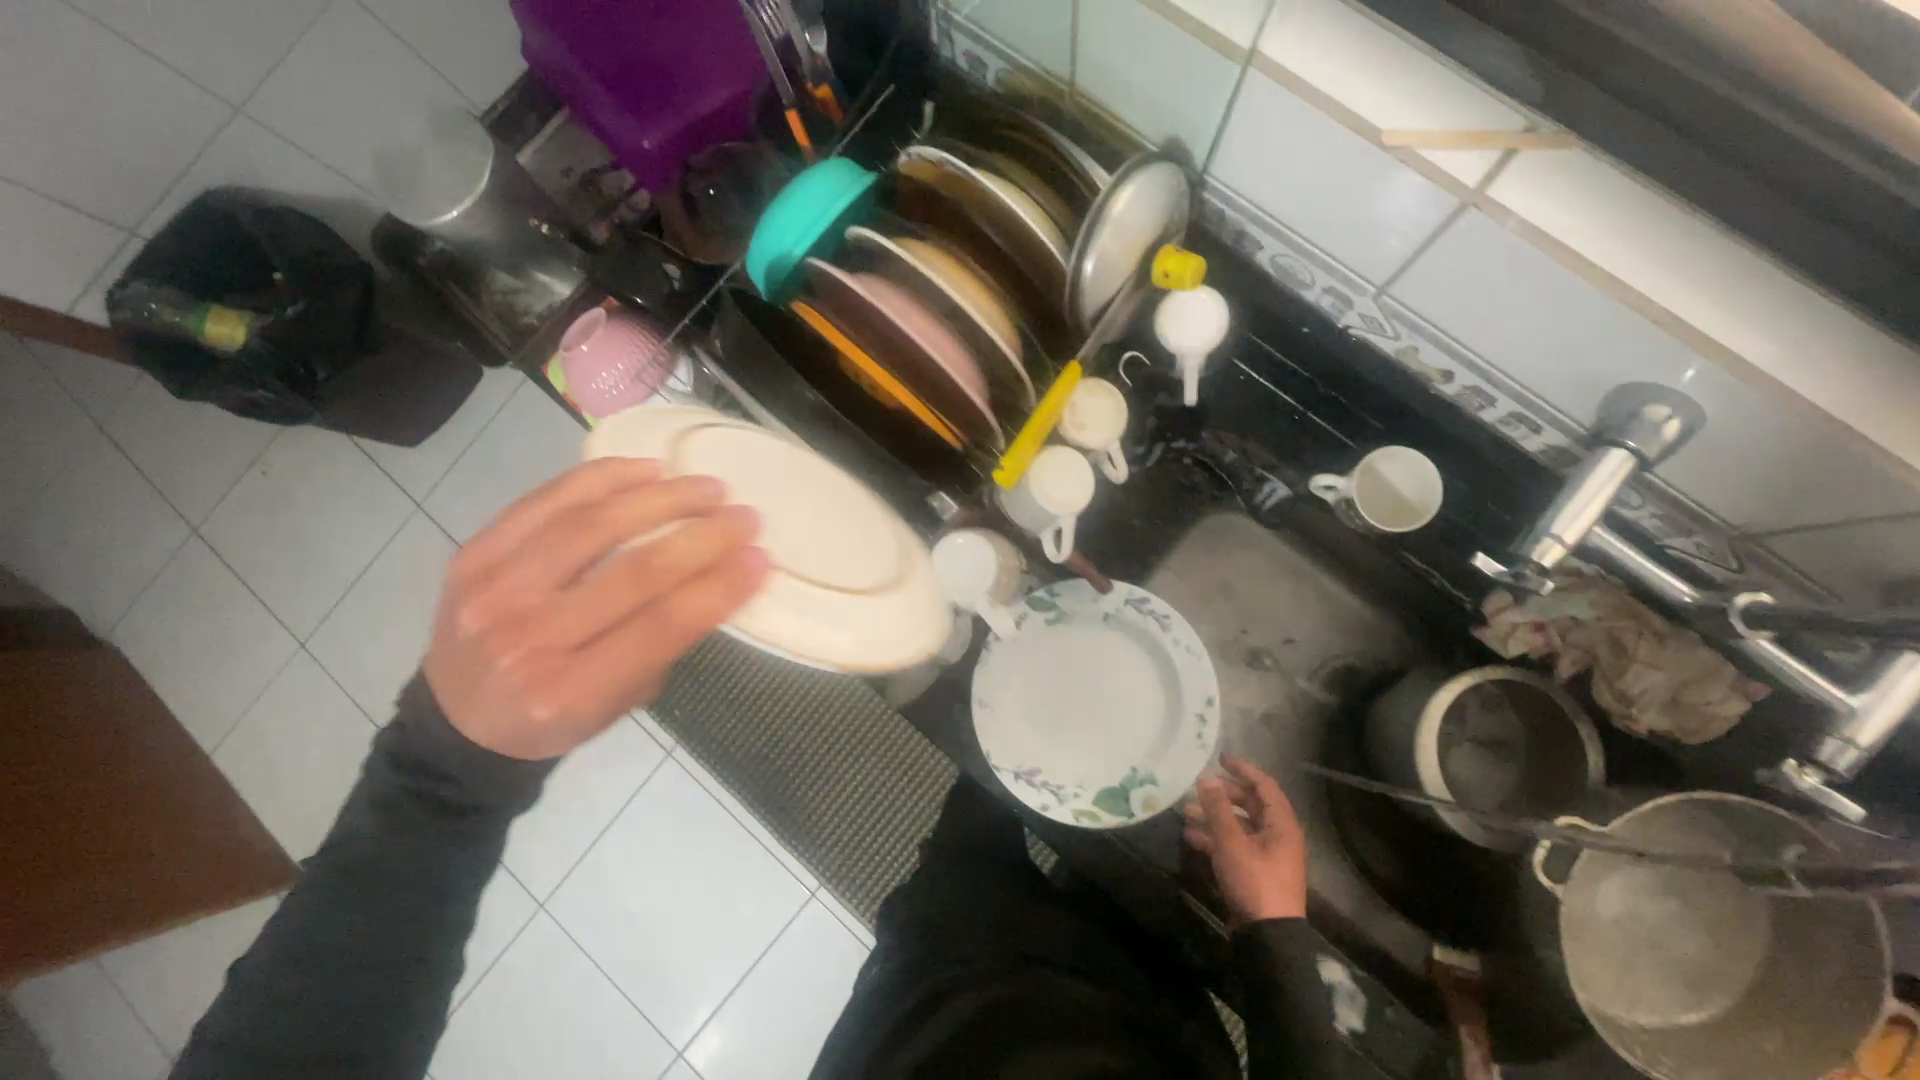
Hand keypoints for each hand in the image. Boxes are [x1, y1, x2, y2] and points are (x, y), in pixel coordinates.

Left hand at [424, 458, 768, 760]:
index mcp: (570, 692)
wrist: (455, 726)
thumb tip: (721, 575)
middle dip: (702, 537)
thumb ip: (664, 645)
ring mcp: (493, 591)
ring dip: (661, 499)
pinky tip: (647, 470)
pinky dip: (603, 479)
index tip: (761, 558)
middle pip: (634, 572)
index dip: (719, 586)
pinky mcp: (472, 554)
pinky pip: (546, 501)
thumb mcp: (618, 704)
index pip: (662, 626)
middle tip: (745, 517)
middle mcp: (529, 640)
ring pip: (591, 526)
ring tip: (707, 488)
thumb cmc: (555, 720)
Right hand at [1183, 753, 1307, 924]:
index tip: (1220, 758)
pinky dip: (1215, 838)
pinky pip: (1235, 845)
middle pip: (1252, 805)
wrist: (1268, 936)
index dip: (1243, 769)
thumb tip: (1206, 777)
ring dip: (1215, 816)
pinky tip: (1192, 837)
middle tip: (1199, 787)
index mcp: (1282, 824)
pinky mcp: (1255, 872)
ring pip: (1240, 826)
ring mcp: (1267, 855)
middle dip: (1224, 794)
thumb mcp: (1232, 842)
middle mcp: (1278, 835)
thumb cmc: (1254, 881)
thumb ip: (1218, 808)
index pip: (1264, 786)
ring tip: (1186, 811)